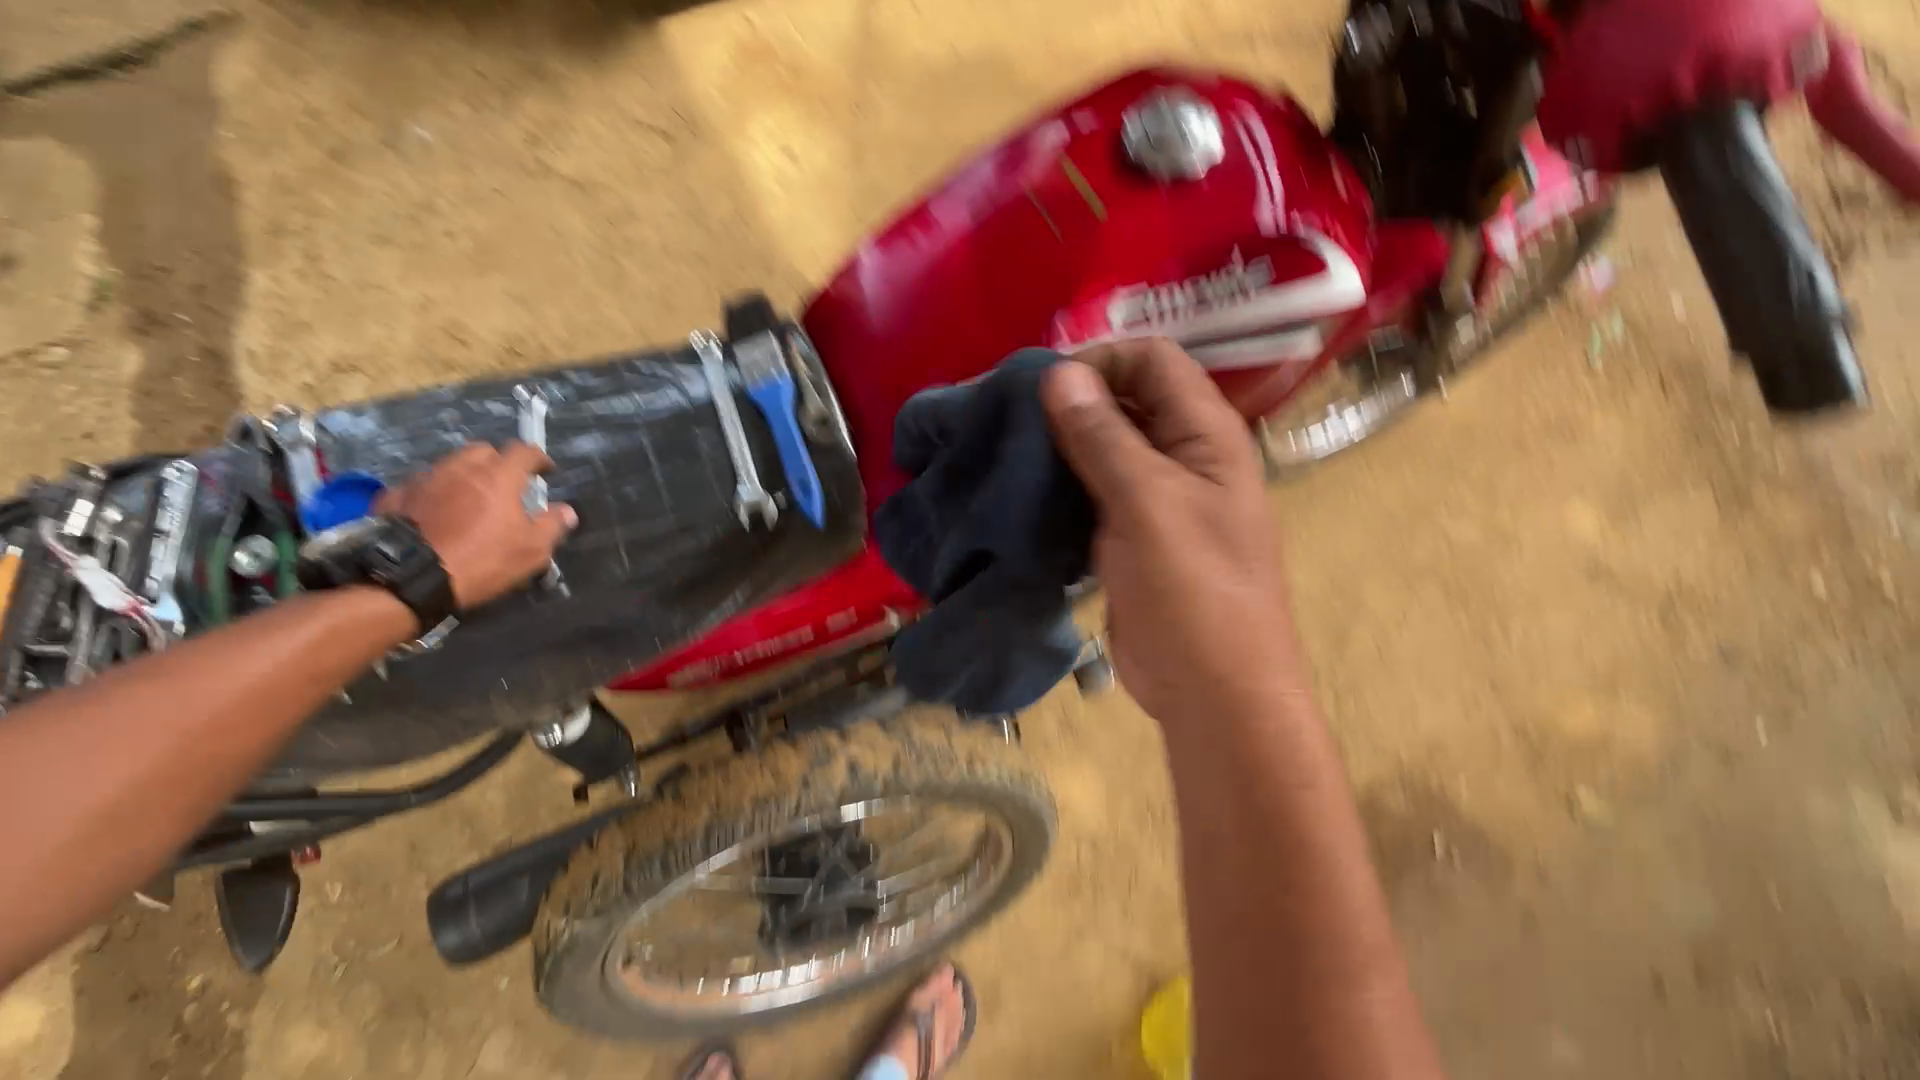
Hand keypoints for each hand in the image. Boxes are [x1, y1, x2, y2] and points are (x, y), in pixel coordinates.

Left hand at [376, 442, 576, 608]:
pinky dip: (432, 492)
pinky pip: (420, 485)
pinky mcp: (396, 495)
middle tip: (505, 484)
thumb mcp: (531, 550)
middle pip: (484, 451)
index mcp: (498, 476)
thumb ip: (552, 525)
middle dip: (498, 461)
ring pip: (450, 465)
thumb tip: (566, 511)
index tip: (545, 470)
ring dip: (464, 475)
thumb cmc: (481, 560)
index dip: (538, 458)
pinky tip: (432, 510)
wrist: (410, 577)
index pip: (523, 452)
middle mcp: (461, 467)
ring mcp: (425, 478)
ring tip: (468, 498)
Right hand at [1042, 339, 1305, 722]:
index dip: (1102, 360)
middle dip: (1073, 400)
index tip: (1042, 387)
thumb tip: (1060, 372)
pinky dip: (1062, 486)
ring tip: (1005, 448)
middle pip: (1127, 401)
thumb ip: (1103, 436)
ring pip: (1105, 449)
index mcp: (1207, 434)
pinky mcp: (1131, 537)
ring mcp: (1158, 500)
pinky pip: (1094, 493)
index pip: (1153, 361)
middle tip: (1009, 416)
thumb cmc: (1192, 592)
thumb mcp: (1147, 503)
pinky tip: (1022, 492)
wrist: (1211, 689)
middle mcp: (1185, 457)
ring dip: (1061, 444)